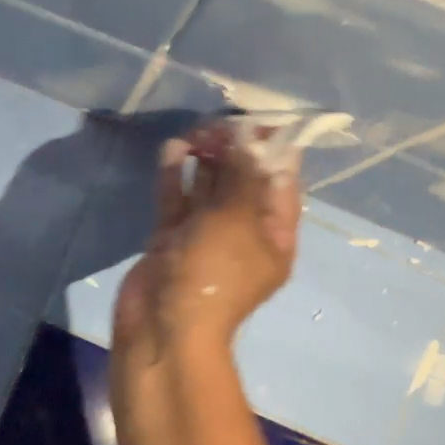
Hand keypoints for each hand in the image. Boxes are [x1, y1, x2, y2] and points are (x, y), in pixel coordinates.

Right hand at [111, 120, 302, 370]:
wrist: (163, 327)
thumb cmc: (213, 274)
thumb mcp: (239, 218)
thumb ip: (243, 172)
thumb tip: (246, 135)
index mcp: (275, 237)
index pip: (281, 182)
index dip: (271, 148)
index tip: (255, 117)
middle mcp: (242, 236)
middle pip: (243, 182)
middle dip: (233, 150)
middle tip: (217, 122)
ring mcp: (204, 240)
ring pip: (207, 190)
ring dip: (203, 160)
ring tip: (194, 130)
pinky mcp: (170, 243)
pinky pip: (176, 203)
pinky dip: (175, 178)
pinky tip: (171, 150)